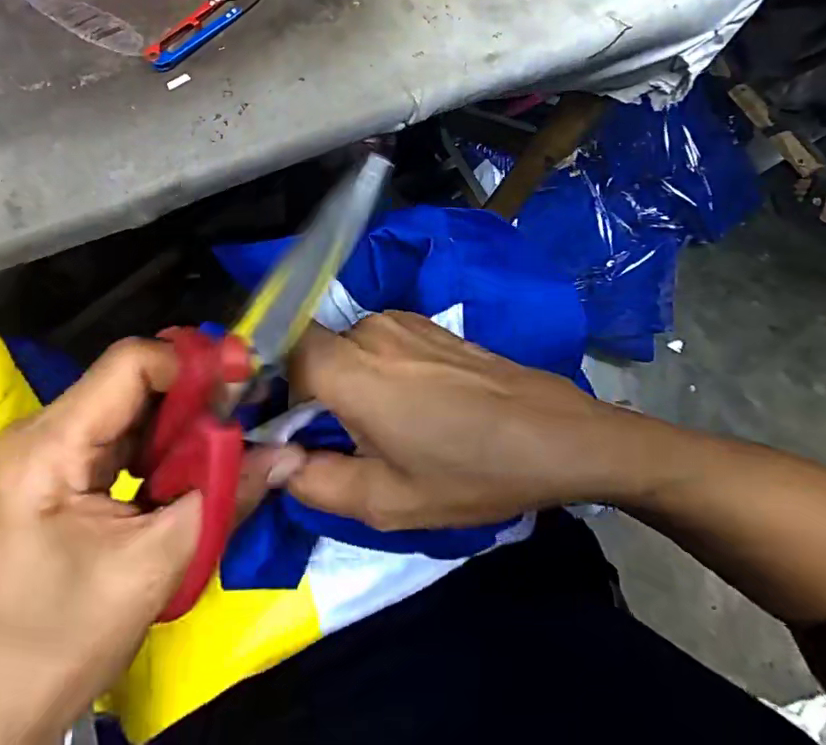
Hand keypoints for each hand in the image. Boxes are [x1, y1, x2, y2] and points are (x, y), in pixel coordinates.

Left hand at [0, 338, 303, 744]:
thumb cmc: (66, 636)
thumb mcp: (159, 561)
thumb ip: (229, 493)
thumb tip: (292, 452)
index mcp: (49, 447)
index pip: (133, 363)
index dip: (196, 363)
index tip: (249, 382)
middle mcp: (43, 434)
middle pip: (136, 379)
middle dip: (199, 392)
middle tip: (249, 416)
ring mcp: (49, 454)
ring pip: (137, 405)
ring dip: (189, 420)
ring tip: (230, 445)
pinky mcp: (63, 474)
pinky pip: (128, 434)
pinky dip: (170, 443)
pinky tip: (196, 467)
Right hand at [283, 312, 639, 529]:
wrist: (556, 434)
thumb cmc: (472, 472)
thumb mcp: (387, 501)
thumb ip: (316, 484)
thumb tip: (278, 462)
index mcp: (352, 367)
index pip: (278, 350)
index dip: (269, 387)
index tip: (279, 429)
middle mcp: (374, 329)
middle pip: (314, 350)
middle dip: (310, 391)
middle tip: (331, 441)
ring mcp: (410, 322)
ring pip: (351, 348)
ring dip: (349, 383)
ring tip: (377, 431)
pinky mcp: (436, 327)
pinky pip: (384, 344)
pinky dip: (379, 371)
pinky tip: (413, 410)